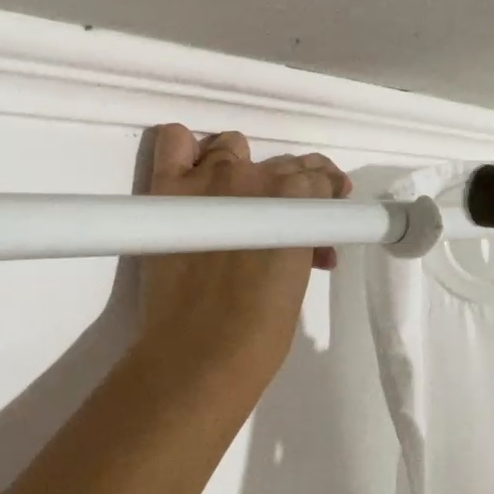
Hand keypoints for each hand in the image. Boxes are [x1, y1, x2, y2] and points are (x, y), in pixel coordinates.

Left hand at [133, 124, 350, 386]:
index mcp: (294, 200)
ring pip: (230, 145)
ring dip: (239, 165)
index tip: (325, 205)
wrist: (201, 353)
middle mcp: (252, 176)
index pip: (316, 175)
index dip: (325, 190)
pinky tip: (192, 172)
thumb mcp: (298, 276)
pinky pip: (174, 140)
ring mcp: (206, 178)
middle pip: (280, 163)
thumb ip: (303, 242)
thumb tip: (306, 238)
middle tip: (285, 217)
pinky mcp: (167, 188)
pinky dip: (185, 149)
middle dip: (290, 185)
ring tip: (237, 197)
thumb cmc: (260, 329)